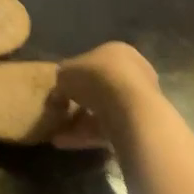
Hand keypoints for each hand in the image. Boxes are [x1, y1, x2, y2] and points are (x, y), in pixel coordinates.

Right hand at [48, 42, 164, 148]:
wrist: (127, 105)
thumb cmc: (94, 77)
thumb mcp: (65, 72)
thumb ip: (62, 78)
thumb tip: (61, 89)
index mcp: (116, 51)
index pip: (93, 62)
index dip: (74, 76)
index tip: (61, 91)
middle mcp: (132, 71)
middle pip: (100, 87)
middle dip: (79, 102)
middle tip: (61, 112)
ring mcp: (138, 97)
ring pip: (103, 110)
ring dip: (79, 122)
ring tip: (56, 135)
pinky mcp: (138, 121)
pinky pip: (107, 127)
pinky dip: (85, 135)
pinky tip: (64, 142)